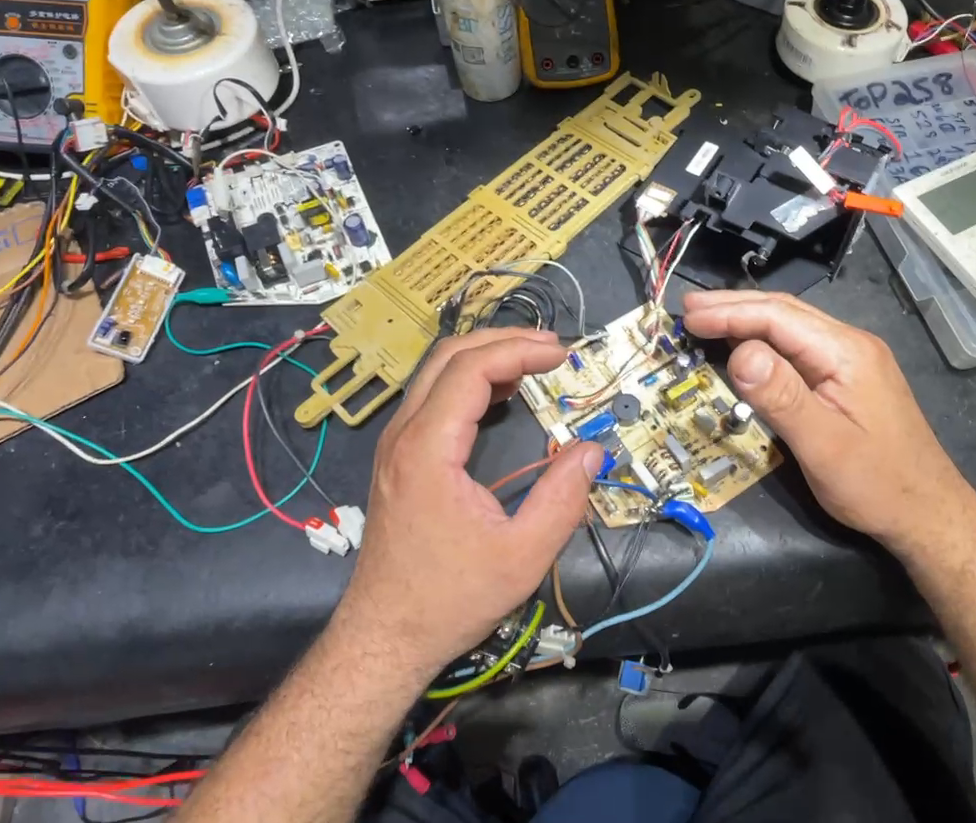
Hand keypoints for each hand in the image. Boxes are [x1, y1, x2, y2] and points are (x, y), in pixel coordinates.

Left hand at [334, 329, 599, 678]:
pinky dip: (469, 381)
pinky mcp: (398, 458)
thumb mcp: (522, 556)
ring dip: (485, 357)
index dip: (520, 350)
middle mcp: (404, 434)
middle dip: (504, 341)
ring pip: (436, 372)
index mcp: (428, 448)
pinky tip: (502, 395)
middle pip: (449, 356)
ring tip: (535, 363)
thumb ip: (562, 499)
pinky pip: (432, 397)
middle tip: (553, 349)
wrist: (384, 635)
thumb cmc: (451, 598)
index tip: (563, 355)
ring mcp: (395, 444)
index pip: (471, 368)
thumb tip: (591, 451)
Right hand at [682, 291, 963, 552]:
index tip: (688, 319)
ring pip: (792, 327)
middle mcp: (851, 345)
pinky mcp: (849, 379)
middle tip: (687, 311)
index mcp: (846, 353)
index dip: (730, 314)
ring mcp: (852, 361)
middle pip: (785, 313)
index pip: (778, 318)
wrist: (929, 514)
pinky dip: (765, 341)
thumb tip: (738, 352)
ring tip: (706, 320)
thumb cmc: (876, 484)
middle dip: (734, 308)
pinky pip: (799, 348)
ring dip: (748, 321)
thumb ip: (781, 397)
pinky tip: (745, 347)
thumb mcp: (823, 445)